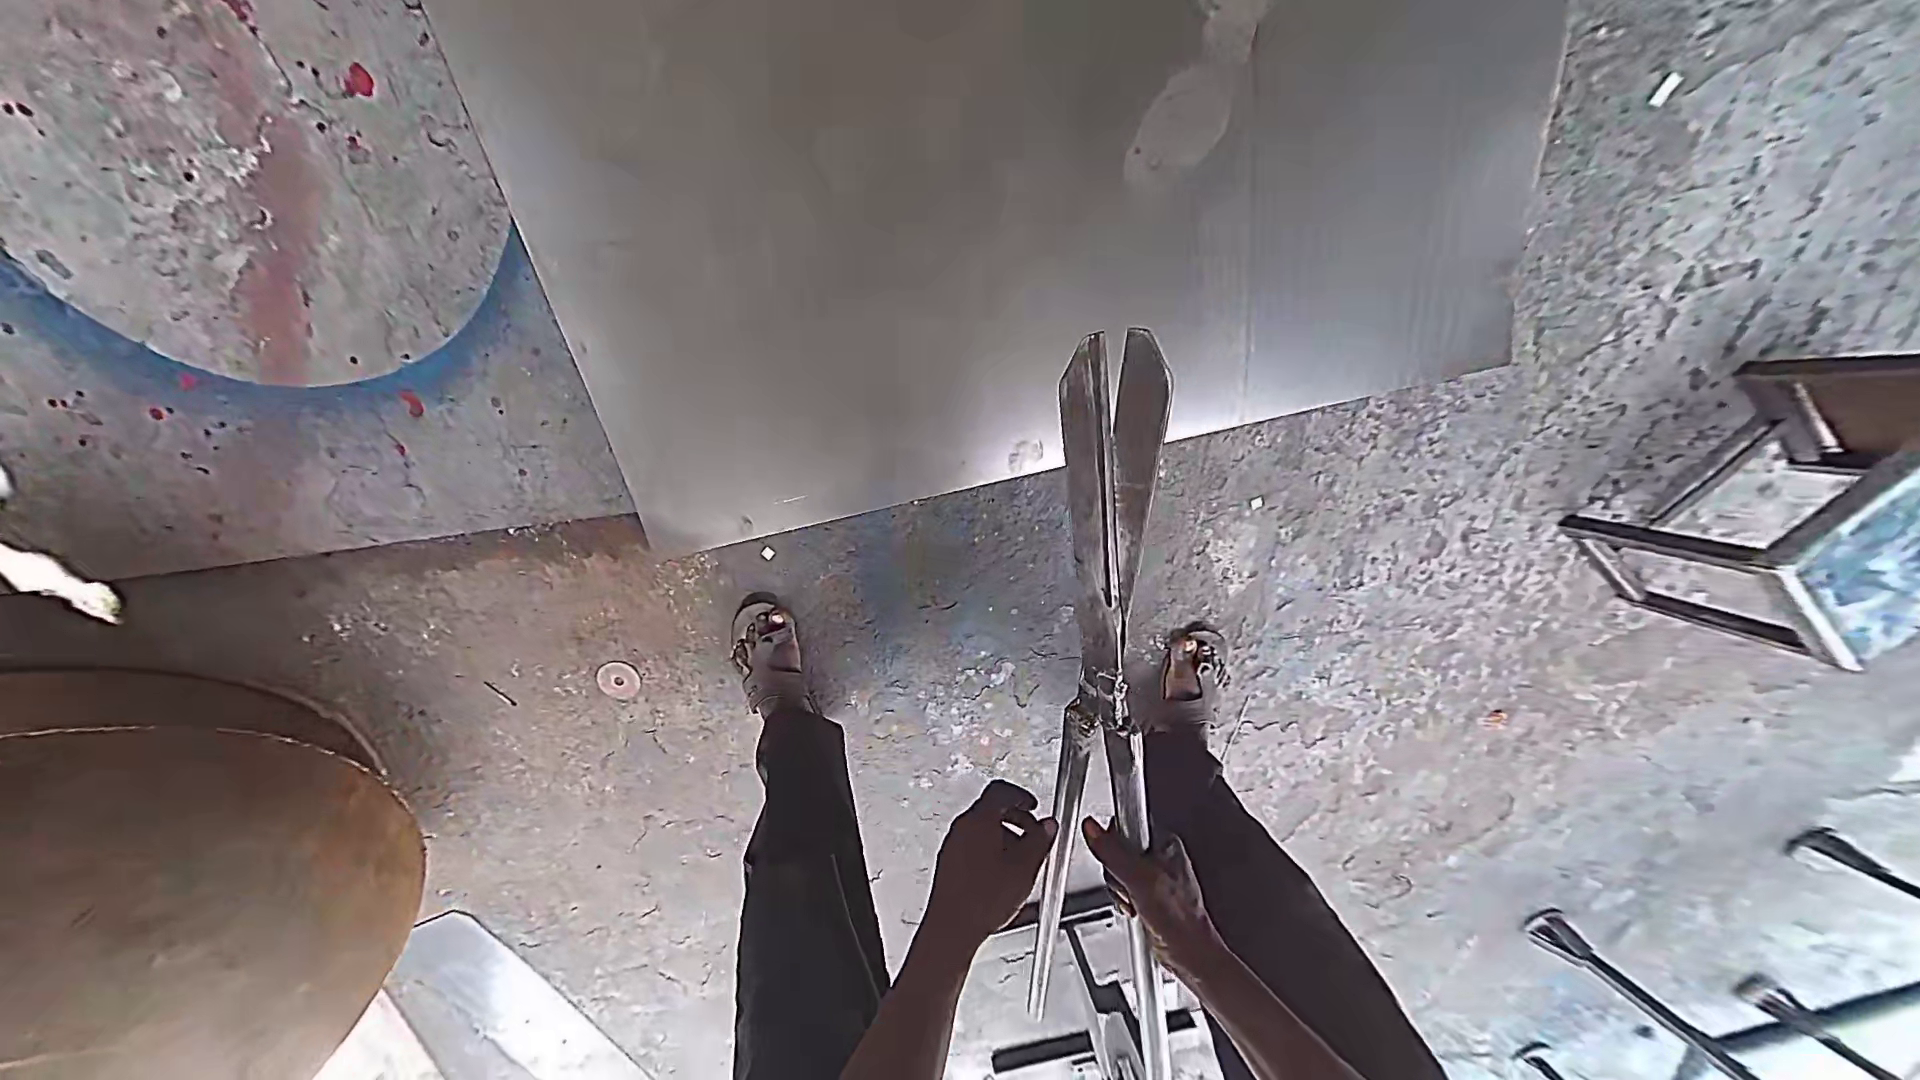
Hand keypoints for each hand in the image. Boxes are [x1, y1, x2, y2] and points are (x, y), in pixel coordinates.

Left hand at [921, 779, 1056, 949]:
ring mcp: (953, 844)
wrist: (952, 928)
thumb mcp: (1024, 868)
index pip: (1000, 791)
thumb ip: (1039, 841)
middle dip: (1016, 818)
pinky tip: (1002, 872)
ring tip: (1020, 857)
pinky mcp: (949, 862)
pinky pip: (973, 844)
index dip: (1021, 796)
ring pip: (982, 827)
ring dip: (1004, 834)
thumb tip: (1048, 826)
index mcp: (979, 819)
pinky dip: (990, 848)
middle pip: (991, 808)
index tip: (1032, 805)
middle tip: (1032, 831)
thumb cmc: (982, 899)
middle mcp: (962, 827)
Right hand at [1082, 817, 1226, 982]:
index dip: (1114, 841)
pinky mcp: (1145, 894)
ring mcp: (1152, 876)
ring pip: (1116, 870)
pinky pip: (1120, 887)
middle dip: (1116, 873)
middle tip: (1130, 886)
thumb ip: (1113, 852)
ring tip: (1134, 901)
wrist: (1190, 956)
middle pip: (1116, 849)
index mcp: (1164, 842)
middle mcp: (1158, 856)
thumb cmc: (1180, 920)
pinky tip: (1133, 908)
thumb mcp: (1140, 879)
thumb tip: (1092, 828)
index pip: (1125, 824)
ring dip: (1119, 889)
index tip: (1116, 859)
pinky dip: (1121, 899)